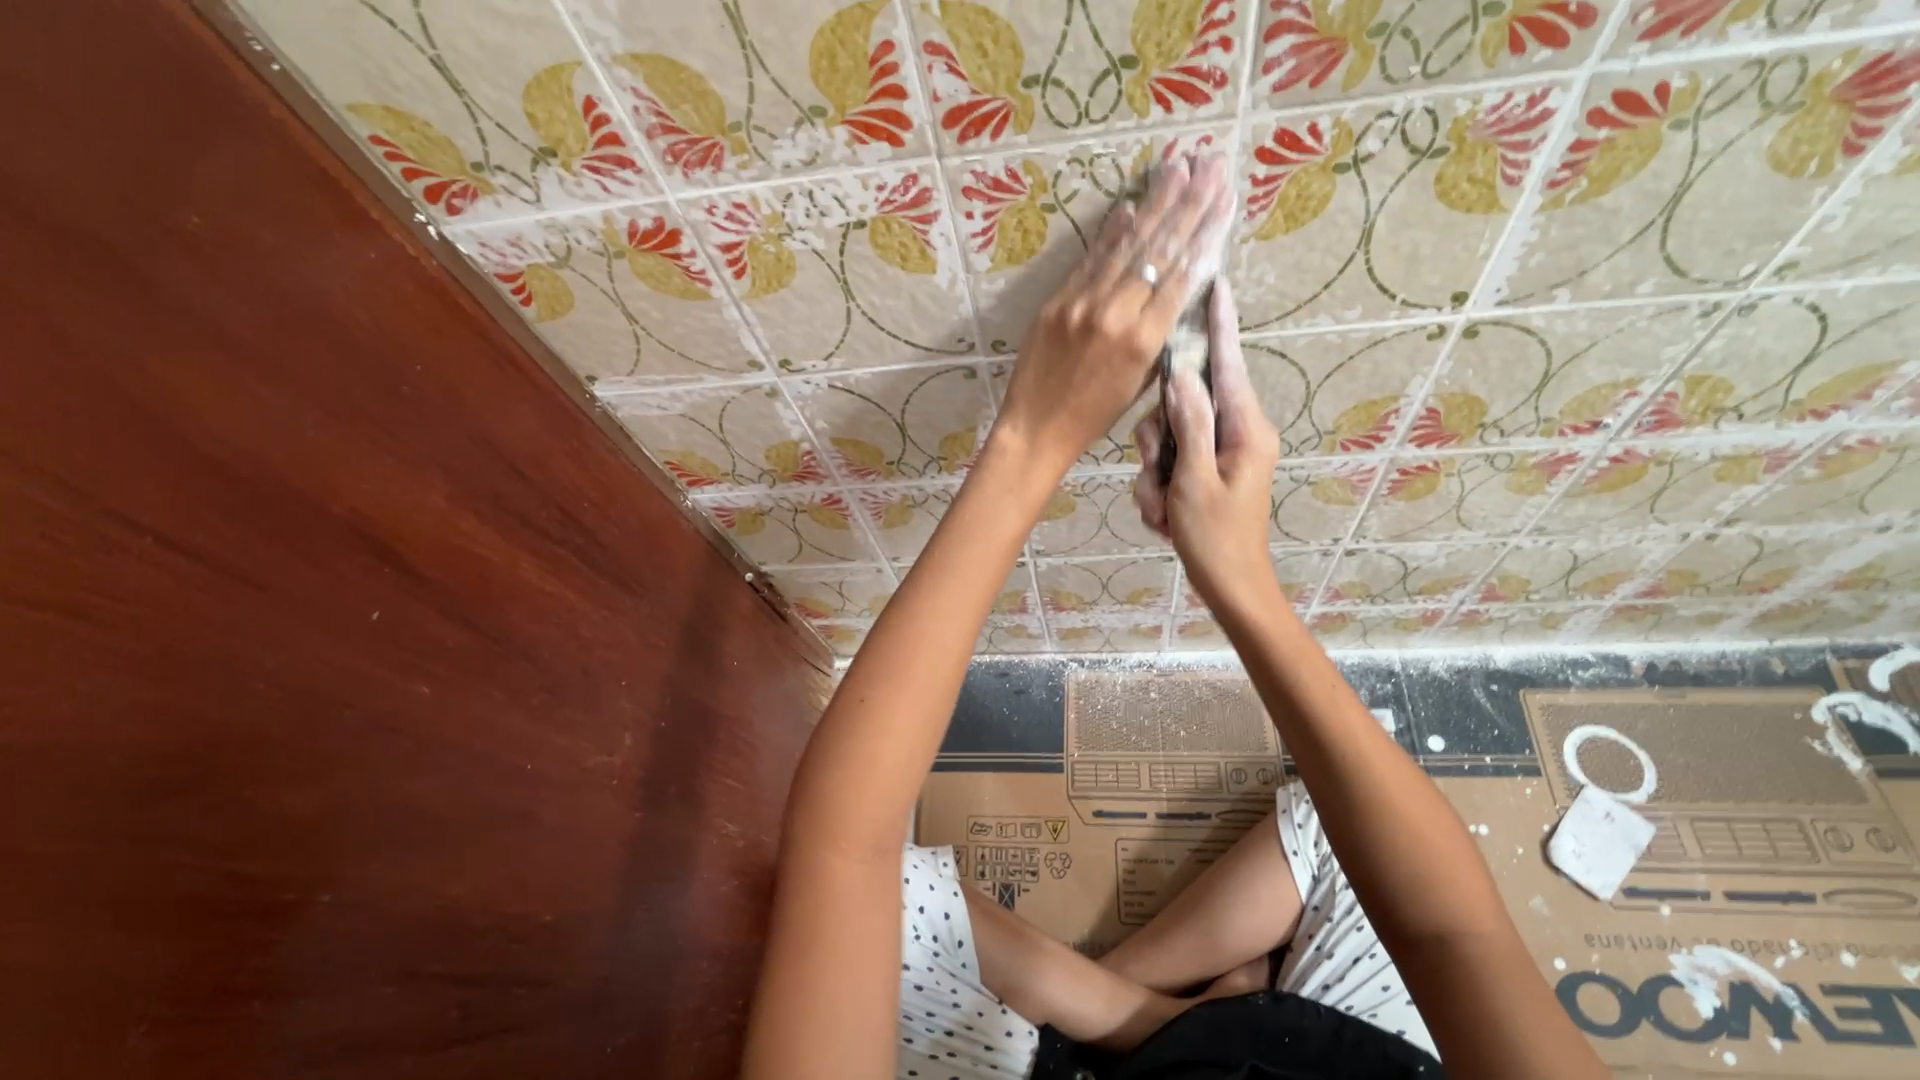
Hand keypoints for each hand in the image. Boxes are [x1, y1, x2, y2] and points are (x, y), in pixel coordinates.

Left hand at [992, 153, 1232, 476]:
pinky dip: (1112, 232)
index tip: (1225, 198)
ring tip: (1177, 168)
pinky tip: (1130, 205)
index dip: (1206, 232)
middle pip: (1158, 250)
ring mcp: (1081, 303)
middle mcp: (1114, 313)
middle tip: (1210, 164)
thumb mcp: (1140, 380)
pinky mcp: (1055, 301)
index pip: (1183, 274)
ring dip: (1154, 204)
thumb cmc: (1095, 415)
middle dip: (1188, 204)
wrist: (1036, 428)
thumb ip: (1161, 332)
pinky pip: (1091, 259)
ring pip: (1125, 247)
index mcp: (1143, 339)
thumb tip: (1179, 286)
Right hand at [1132, 280, 1282, 616]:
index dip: (1218, 325)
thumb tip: (1182, 372)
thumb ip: (1189, 423)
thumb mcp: (1196, 480)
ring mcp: (1218, 452)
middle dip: (1158, 443)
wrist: (1228, 585)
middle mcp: (1236, 432)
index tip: (1215, 285)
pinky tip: (1166, 516)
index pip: (1228, 364)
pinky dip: (1158, 488)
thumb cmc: (1216, 538)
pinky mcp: (1204, 469)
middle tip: (1159, 479)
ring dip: (1154, 473)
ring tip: (1164, 508)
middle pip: (1182, 404)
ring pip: (1167, 435)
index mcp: (1247, 429)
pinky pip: (1167, 461)